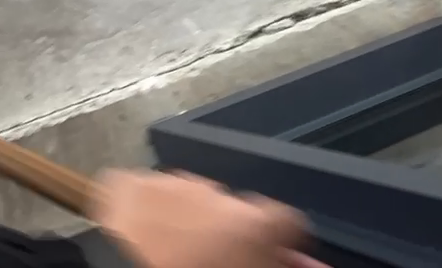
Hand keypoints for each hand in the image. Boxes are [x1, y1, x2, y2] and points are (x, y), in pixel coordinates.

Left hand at [90, 169, 320, 267]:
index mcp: (254, 226)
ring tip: (172, 255)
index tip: (273, 257)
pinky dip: (145, 211)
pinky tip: (140, 238)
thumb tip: (312, 266)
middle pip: (232, 209)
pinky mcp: (129, 182)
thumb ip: (285, 265)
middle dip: (225, 232)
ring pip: (187, 197)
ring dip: (186, 219)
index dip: (279, 242)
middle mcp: (215, 193)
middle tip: (212, 263)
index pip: (286, 222)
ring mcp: (168, 183)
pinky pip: (143, 191)